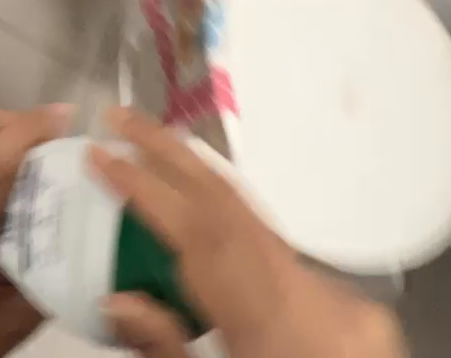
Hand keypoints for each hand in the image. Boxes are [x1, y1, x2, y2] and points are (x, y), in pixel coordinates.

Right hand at [90, 107, 404, 357]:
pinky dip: (232, 214)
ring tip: (151, 145)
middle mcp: (311, 295)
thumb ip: (164, 347)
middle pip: (231, 201)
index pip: (197, 232)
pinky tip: (203, 207)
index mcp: (273, 324)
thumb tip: (114, 297)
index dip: (144, 186)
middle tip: (120, 116)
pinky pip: (276, 244)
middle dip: (169, 151)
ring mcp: (338, 295)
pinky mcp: (350, 304)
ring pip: (257, 215)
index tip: (100, 154)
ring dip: (198, 175)